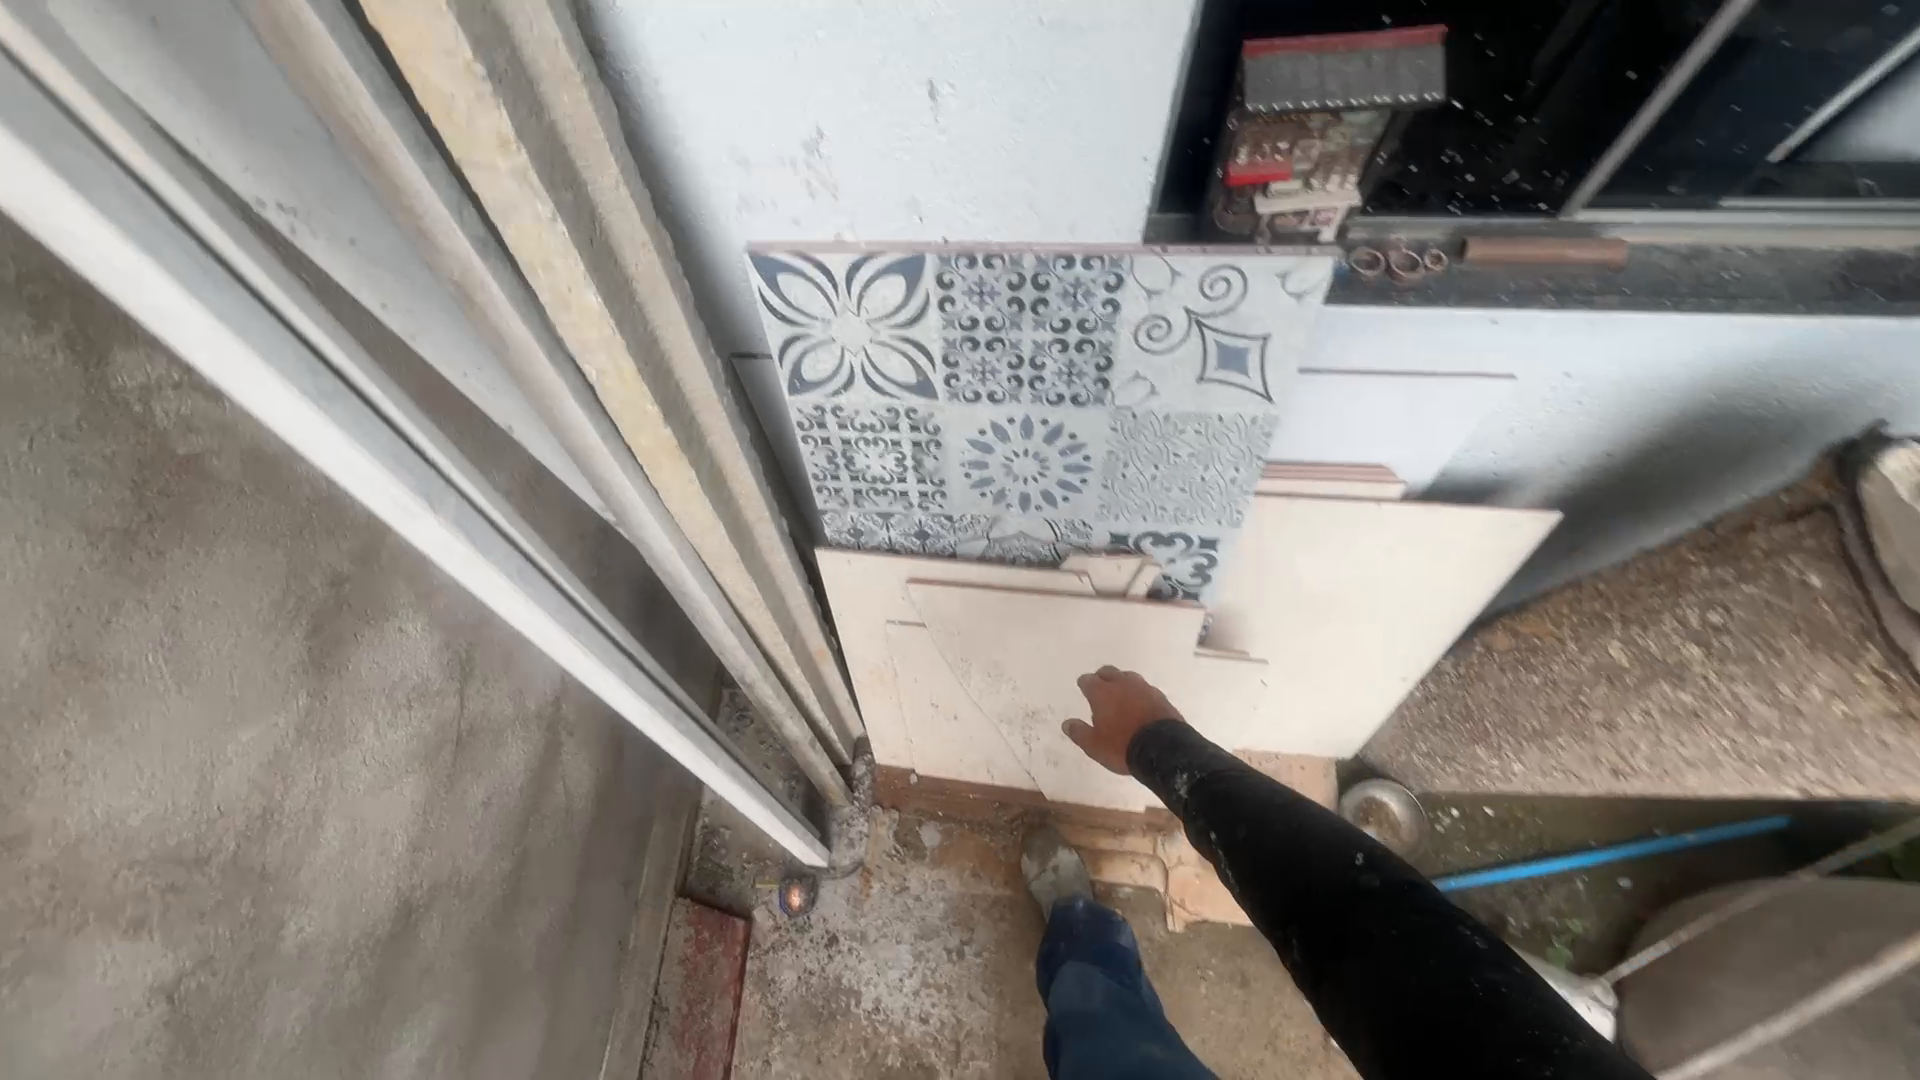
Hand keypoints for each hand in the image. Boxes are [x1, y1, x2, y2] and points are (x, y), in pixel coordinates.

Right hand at [1063, 666, 1182, 774]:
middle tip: (1101, 690)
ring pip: (1128, 677)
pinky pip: (1145, 689)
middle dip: (1102, 678)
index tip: (1083, 689)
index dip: (1084, 684)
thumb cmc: (1122, 747)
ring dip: (1122, 683)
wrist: (1164, 750)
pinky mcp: (1160, 696)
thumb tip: (1066, 724)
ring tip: (1121, 697)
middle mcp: (1122, 684)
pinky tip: (1140, 705)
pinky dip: (1139, 694)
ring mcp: (1143, 688)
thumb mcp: (1094, 746)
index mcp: (1102, 693)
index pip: (1087, 680)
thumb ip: (1079, 733)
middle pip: (1108, 672)